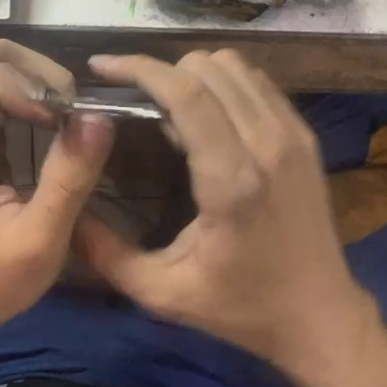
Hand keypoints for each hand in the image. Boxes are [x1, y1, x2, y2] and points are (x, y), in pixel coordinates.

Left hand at [0, 40, 115, 342]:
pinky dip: (34, 96)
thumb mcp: (41, 238)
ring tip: (71, 121)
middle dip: (42, 74)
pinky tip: (57, 127)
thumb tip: (99, 118)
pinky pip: (1, 92)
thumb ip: (68, 177)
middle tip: (76, 114)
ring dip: (40, 83)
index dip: (41, 89)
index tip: (73, 125)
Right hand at [73, 50, 379, 372]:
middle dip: (159, 71)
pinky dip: (222, 82)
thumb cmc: (240, 308)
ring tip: (166, 103)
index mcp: (231, 181)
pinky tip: (203, 111)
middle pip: (206, 68)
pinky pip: (256, 81)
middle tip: (130, 97)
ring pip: (233, 66)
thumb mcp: (162, 292)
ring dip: (192, 73)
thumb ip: (107, 254)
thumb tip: (64, 214)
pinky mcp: (305, 136)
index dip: (139, 68)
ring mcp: (292, 136)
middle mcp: (266, 145)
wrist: (322, 320)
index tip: (102, 66)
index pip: (185, 93)